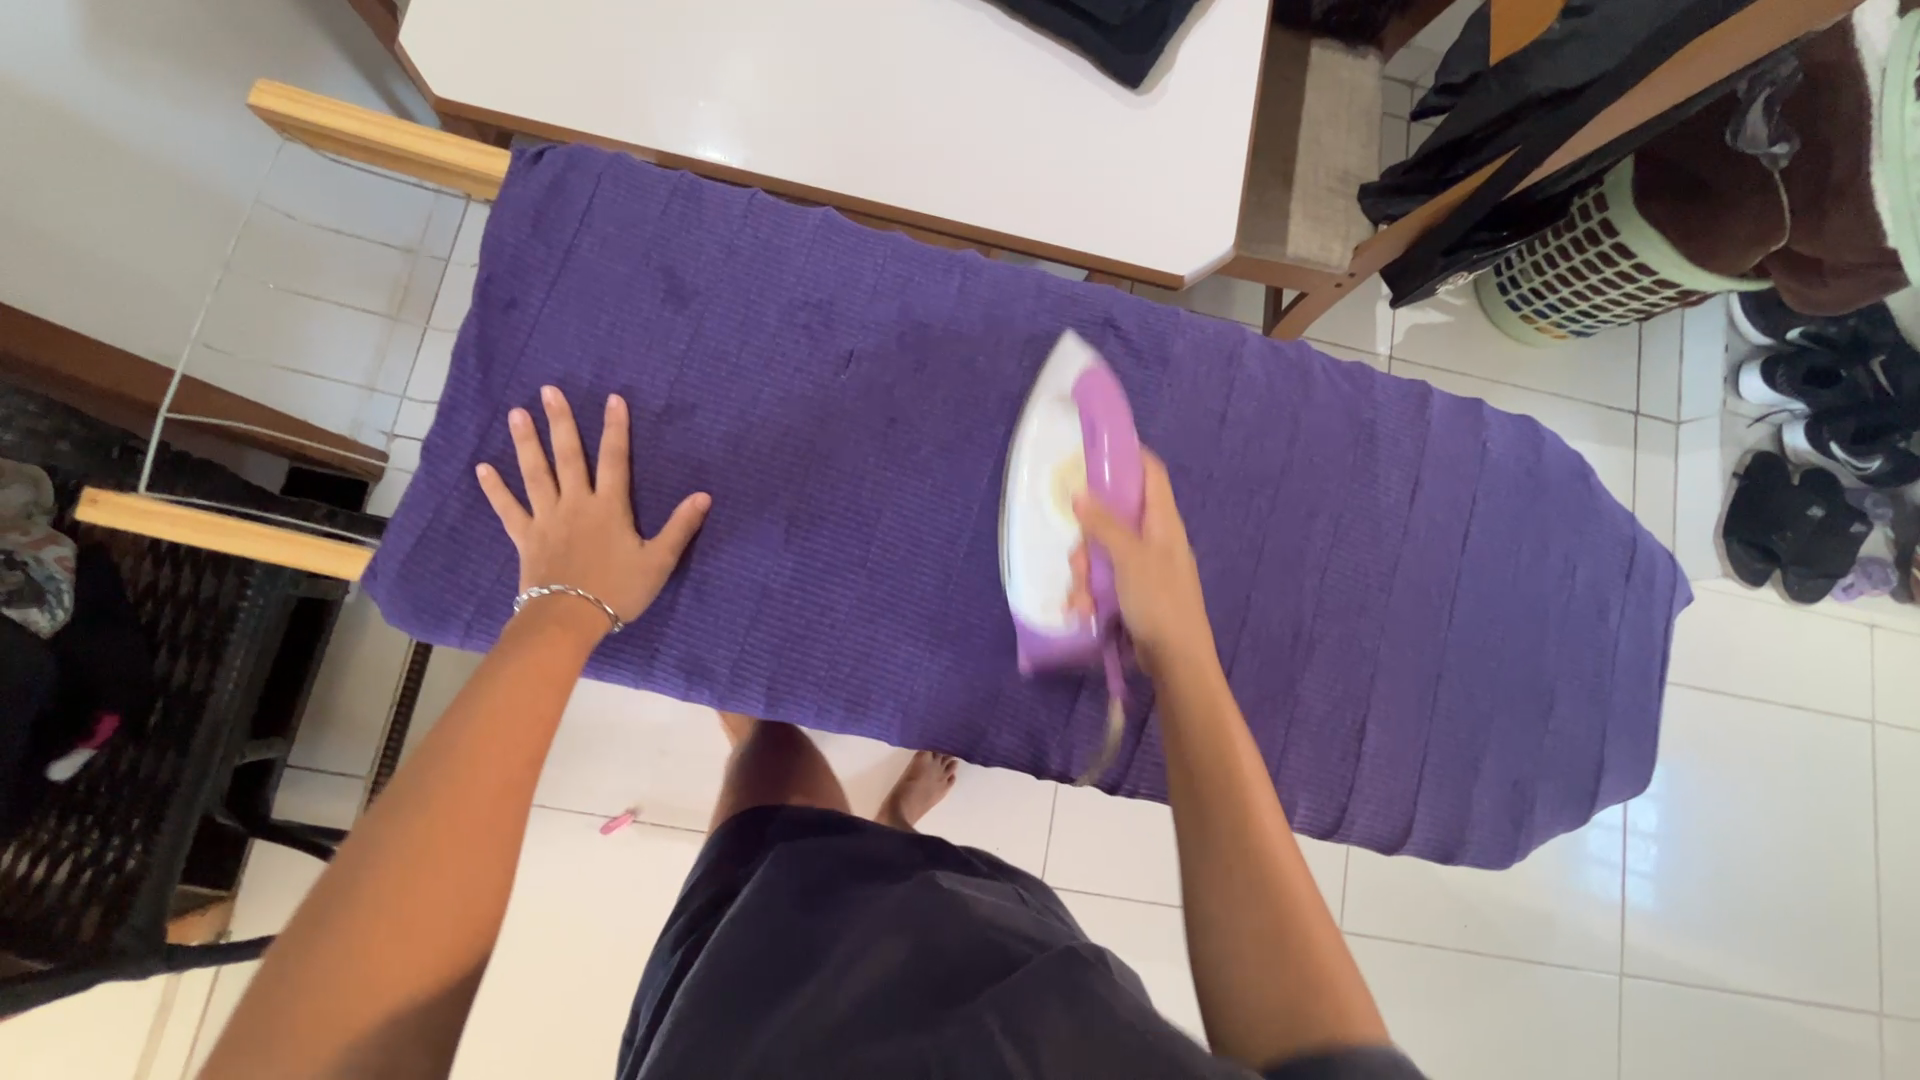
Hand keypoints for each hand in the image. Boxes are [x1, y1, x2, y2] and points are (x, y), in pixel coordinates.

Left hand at [476, 385, 709, 630]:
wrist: (569, 618)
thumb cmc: (618, 590)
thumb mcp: (659, 561)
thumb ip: (680, 527)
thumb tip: (704, 495)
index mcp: (609, 507)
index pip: (615, 459)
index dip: (615, 428)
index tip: (612, 399)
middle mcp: (576, 504)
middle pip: (568, 456)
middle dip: (560, 422)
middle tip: (548, 391)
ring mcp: (546, 518)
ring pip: (536, 473)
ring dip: (526, 442)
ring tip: (517, 414)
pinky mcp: (525, 537)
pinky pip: (508, 508)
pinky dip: (495, 489)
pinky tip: (482, 468)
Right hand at [1068, 450, 1215, 676]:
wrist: (1176, 659)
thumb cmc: (1159, 601)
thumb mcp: (1129, 558)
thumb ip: (1104, 525)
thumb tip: (1080, 492)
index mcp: (1163, 522)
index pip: (1151, 474)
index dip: (1128, 457)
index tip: (1096, 452)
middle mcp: (1155, 540)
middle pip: (1113, 517)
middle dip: (1088, 539)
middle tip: (1081, 560)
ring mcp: (1144, 568)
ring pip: (1102, 554)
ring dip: (1085, 576)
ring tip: (1083, 599)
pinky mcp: (1133, 594)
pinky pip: (1104, 582)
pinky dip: (1090, 595)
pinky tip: (1083, 612)